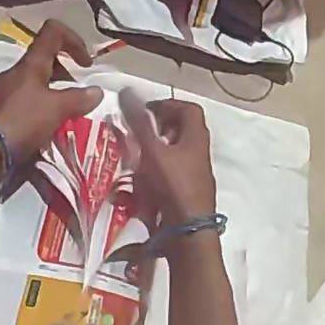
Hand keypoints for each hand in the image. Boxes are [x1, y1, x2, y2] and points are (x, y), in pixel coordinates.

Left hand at [0, 20, 101, 163]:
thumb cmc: (20, 123)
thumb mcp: (56, 110)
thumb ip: (78, 99)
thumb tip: (96, 91)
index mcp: (29, 65)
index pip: (52, 33)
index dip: (74, 40)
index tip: (85, 65)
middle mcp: (10, 75)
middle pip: (41, 64)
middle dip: (62, 78)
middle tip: (74, 101)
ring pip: (27, 88)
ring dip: (45, 99)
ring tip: (57, 123)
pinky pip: (13, 109)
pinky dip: (27, 117)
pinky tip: (33, 135)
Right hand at [121, 91, 217, 225]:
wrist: (187, 233)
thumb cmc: (173, 187)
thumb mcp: (153, 151)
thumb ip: (139, 123)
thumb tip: (126, 91)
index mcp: (196, 139)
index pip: (188, 110)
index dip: (167, 105)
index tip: (144, 111)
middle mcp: (198, 155)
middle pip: (179, 133)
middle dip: (155, 130)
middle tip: (135, 133)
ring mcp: (192, 176)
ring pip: (171, 156)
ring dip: (150, 154)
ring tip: (130, 158)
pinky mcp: (183, 195)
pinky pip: (166, 178)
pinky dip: (150, 176)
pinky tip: (133, 185)